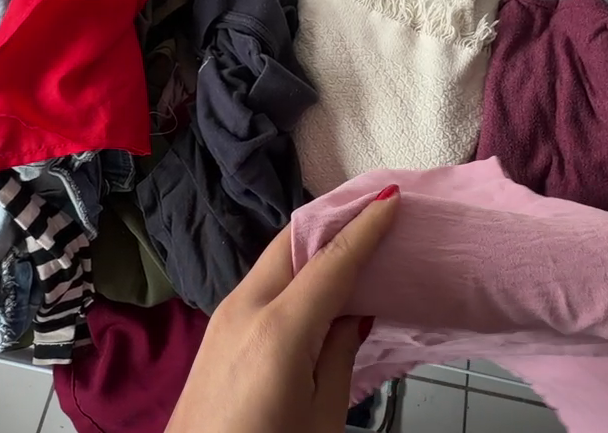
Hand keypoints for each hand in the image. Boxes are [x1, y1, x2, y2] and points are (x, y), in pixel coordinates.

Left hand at [167, 185, 400, 432]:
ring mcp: (224, 314)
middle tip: (370, 210)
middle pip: (293, 241)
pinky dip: (291, 266)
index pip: (331, 261)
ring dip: (311, 240)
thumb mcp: (321, 416)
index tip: (390, 197)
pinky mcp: (216, 327)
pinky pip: (262, 279)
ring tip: (349, 236)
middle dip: (333, 219)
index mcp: (279, 329)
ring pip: (274, 256)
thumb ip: (340, 352)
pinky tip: (313, 277)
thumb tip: (353, 311)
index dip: (365, 227)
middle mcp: (245, 306)